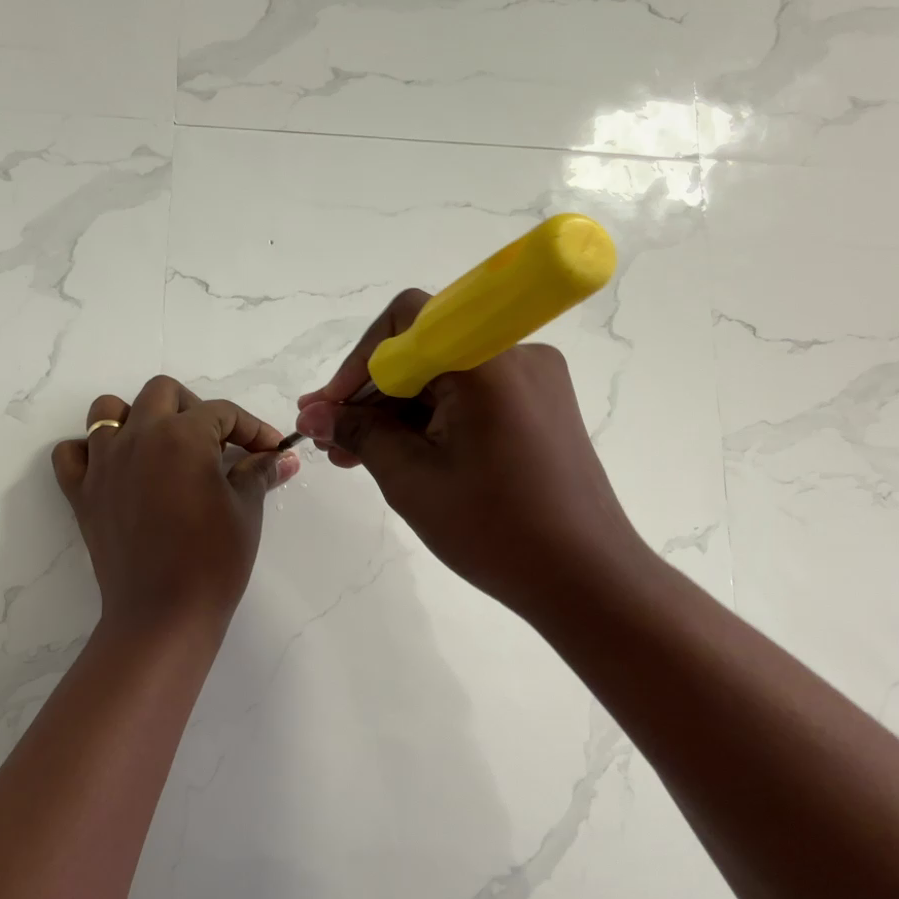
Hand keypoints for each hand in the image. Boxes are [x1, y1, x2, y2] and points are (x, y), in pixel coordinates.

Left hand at [52, 376, 299, 635]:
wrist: (163, 613)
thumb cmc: (213, 561)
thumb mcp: (245, 511)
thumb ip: (257, 473)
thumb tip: (279, 457)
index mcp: (182, 436)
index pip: (221, 412)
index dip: (250, 428)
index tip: (268, 450)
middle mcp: (137, 437)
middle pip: (162, 393)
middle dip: (193, 408)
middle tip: (214, 443)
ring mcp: (103, 463)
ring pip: (108, 410)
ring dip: (135, 417)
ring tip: (160, 447)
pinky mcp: (81, 492)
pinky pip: (71, 454)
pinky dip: (88, 452)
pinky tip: (114, 470)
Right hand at [293, 290, 651, 616]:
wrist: (584, 576)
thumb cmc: (492, 526)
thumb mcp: (410, 478)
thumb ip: (359, 432)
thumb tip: (315, 414)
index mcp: (485, 362)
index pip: (405, 321)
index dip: (357, 362)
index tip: (328, 409)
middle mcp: (514, 356)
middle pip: (422, 350)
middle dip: (368, 393)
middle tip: (327, 438)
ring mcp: (531, 382)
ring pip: (442, 378)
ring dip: (393, 411)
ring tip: (351, 455)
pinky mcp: (536, 409)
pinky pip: (467, 398)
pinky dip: (427, 420)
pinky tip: (396, 456)